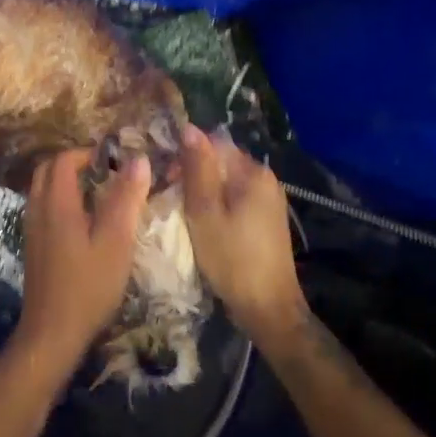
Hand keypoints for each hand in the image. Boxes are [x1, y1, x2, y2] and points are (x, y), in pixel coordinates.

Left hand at [14, 148, 150, 364]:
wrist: (52, 331)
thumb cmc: (88, 286)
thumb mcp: (116, 242)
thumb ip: (126, 200)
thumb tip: (139, 160)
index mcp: (56, 203)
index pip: (63, 160)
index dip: (86, 153)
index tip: (113, 159)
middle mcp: (37, 209)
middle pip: (47, 170)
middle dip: (73, 163)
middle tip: (104, 171)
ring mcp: (31, 228)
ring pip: (43, 189)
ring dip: (65, 182)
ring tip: (98, 191)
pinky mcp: (33, 245)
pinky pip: (43, 207)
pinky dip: (60, 200)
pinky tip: (83, 220)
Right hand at [180, 124, 303, 338]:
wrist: (268, 308)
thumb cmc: (232, 258)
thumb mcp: (205, 211)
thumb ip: (197, 169)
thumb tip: (189, 128)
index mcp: (253, 173)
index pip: (213, 144)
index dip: (186, 156)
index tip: (166, 180)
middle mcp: (266, 180)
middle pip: (221, 162)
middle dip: (193, 174)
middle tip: (171, 199)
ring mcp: (268, 201)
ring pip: (226, 182)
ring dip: (203, 192)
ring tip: (184, 213)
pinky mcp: (266, 220)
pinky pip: (235, 200)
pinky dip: (216, 206)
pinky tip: (204, 225)